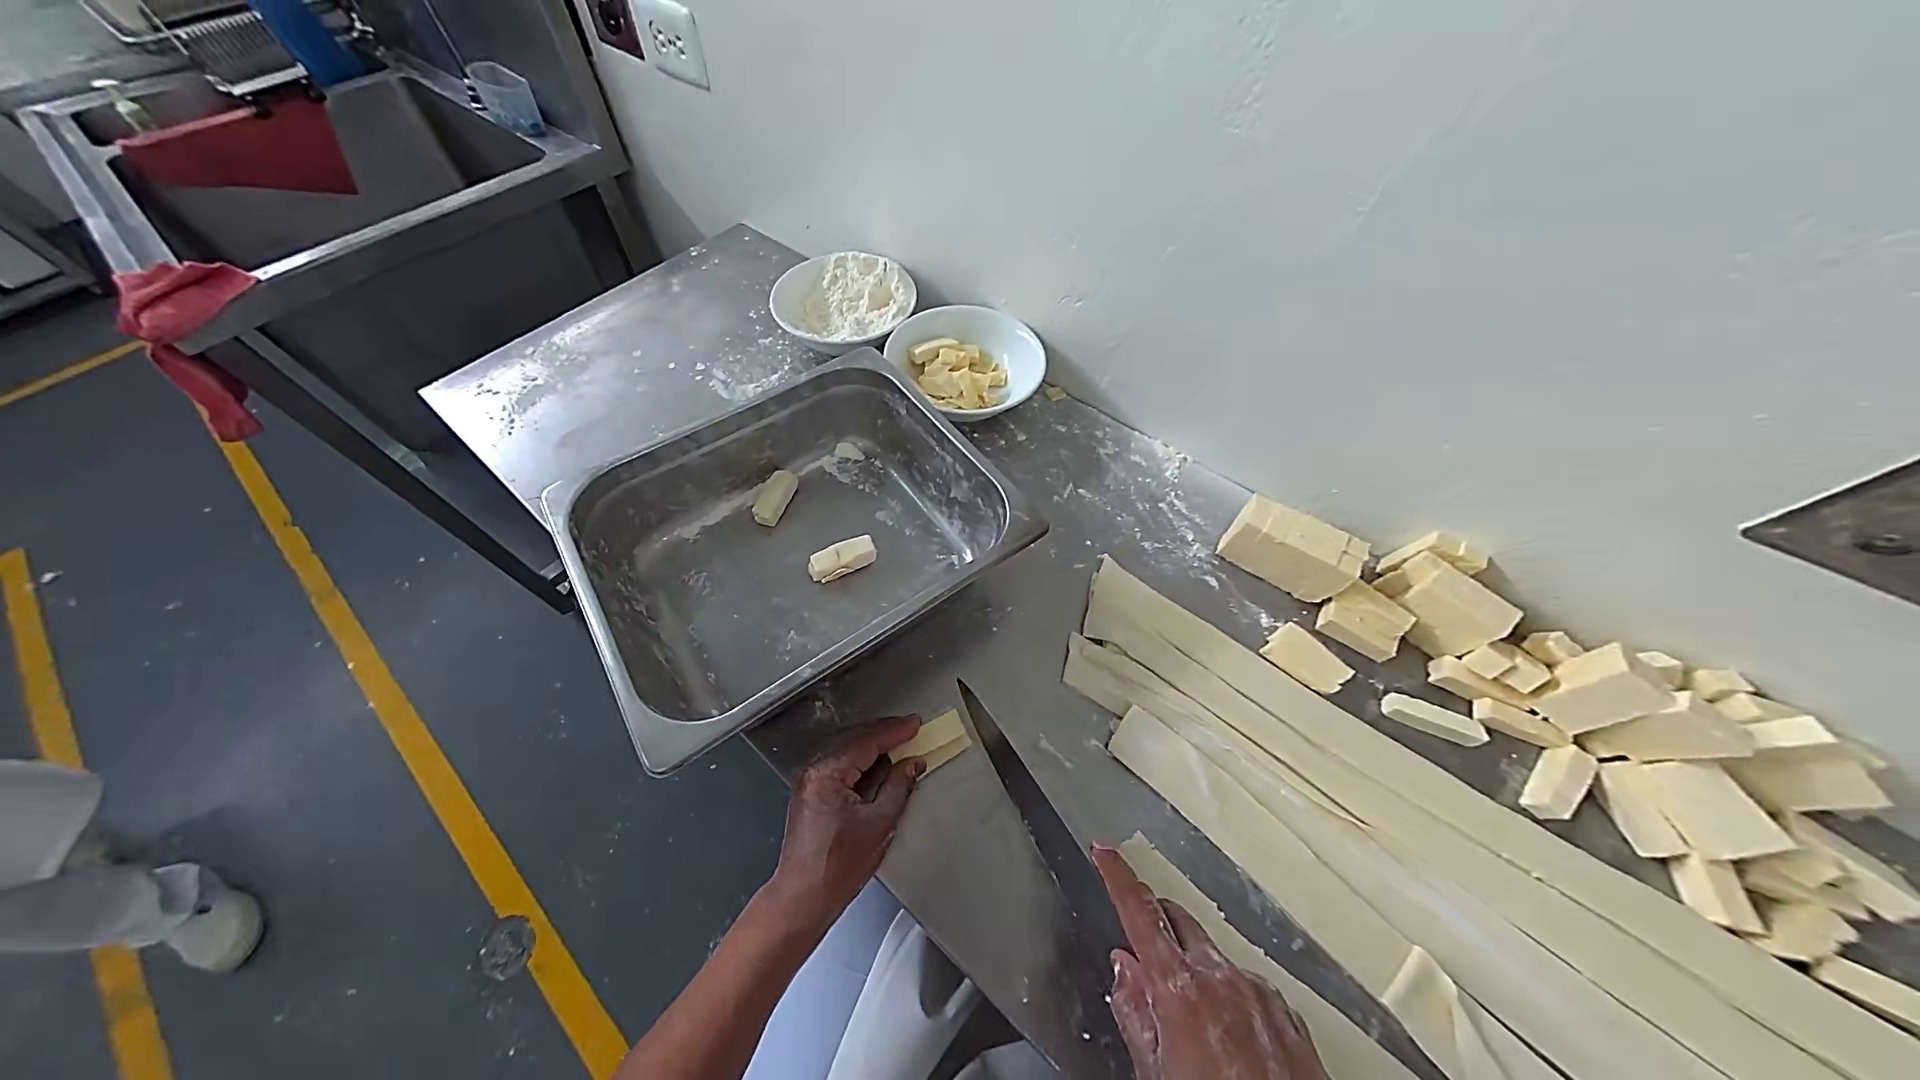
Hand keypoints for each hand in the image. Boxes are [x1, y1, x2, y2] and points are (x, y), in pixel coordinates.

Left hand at [766, 716, 925, 930]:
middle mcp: (813, 770)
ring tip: (898, 742)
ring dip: (871, 743)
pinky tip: (876, 762)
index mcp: (827, 774)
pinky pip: (837, 761)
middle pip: (853, 738)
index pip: (866, 741)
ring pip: (844, 747)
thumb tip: (912, 763)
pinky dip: (859, 757)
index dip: (894, 731)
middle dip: (883, 732)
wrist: (803, 896)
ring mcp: (808, 779)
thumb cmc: (839, 867)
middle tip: (910, 729)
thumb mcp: (879, 824)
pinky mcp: (809, 791)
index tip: (915, 724)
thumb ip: (899, 787)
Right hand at [1092, 844, 1328, 1079]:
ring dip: (1194, 968)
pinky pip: (1246, 983)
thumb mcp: (1155, 1073)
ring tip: (1193, 1024)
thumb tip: (1124, 970)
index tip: (1105, 852)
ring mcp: (1259, 991)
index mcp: (1182, 990)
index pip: (1140, 912)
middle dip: (1156, 923)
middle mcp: (1223, 977)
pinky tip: (1230, 1037)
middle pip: (1178, 920)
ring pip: (1212, 954)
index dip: (1117, 876)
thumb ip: (1135, 1014)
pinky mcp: (1287, 1011)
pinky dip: (1228, 993)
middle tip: (1143, 950)